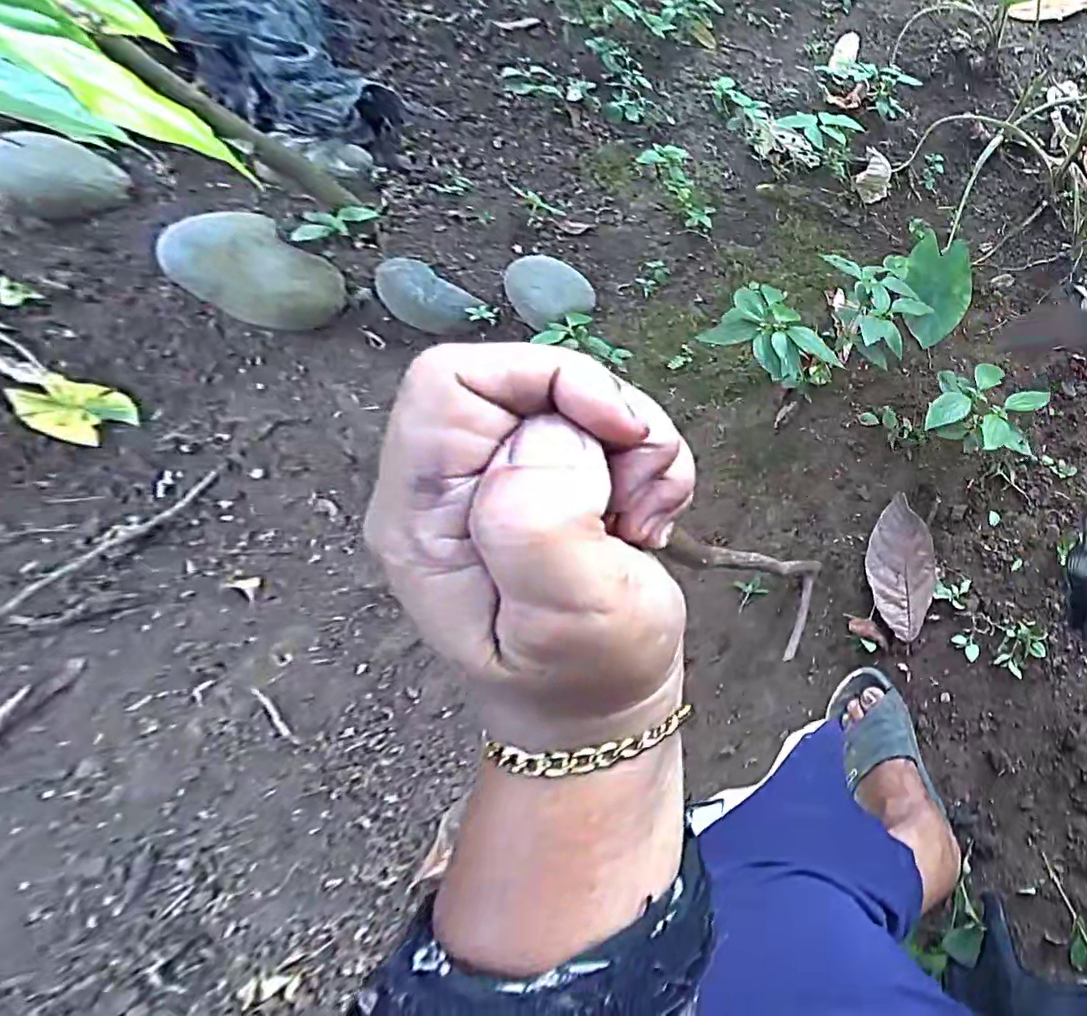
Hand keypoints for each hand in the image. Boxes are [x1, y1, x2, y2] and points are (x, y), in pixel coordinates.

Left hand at [364, 344, 695, 749]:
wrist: (605, 708)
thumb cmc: (589, 674)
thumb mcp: (567, 613)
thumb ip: (544, 519)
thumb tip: (559, 435)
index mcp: (429, 509)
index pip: (459, 379)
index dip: (549, 382)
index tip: (618, 432)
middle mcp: (463, 483)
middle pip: (543, 385)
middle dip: (618, 428)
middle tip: (637, 502)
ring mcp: (517, 482)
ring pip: (594, 407)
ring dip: (647, 452)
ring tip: (648, 519)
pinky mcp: (566, 486)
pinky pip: (623, 437)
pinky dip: (658, 467)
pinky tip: (652, 520)